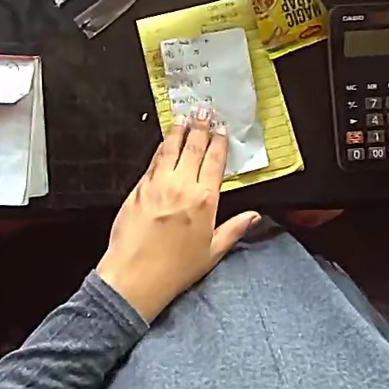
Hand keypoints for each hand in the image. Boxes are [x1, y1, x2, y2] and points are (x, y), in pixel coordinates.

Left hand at [96, 112, 261, 321]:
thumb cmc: (174, 269)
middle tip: (204, 112)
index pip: (214, 162)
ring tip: (183, 118)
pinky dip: (160, 149)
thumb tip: (253, 216)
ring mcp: (157, 185)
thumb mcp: (212, 252)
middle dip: (200, 127)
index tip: (221, 130)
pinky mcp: (138, 189)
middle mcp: (181, 187)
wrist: (135, 276)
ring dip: (178, 131)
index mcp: (204, 200)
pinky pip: (152, 162)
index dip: (219, 142)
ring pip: (170, 149)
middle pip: (193, 148)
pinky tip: (163, 143)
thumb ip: (234, 229)